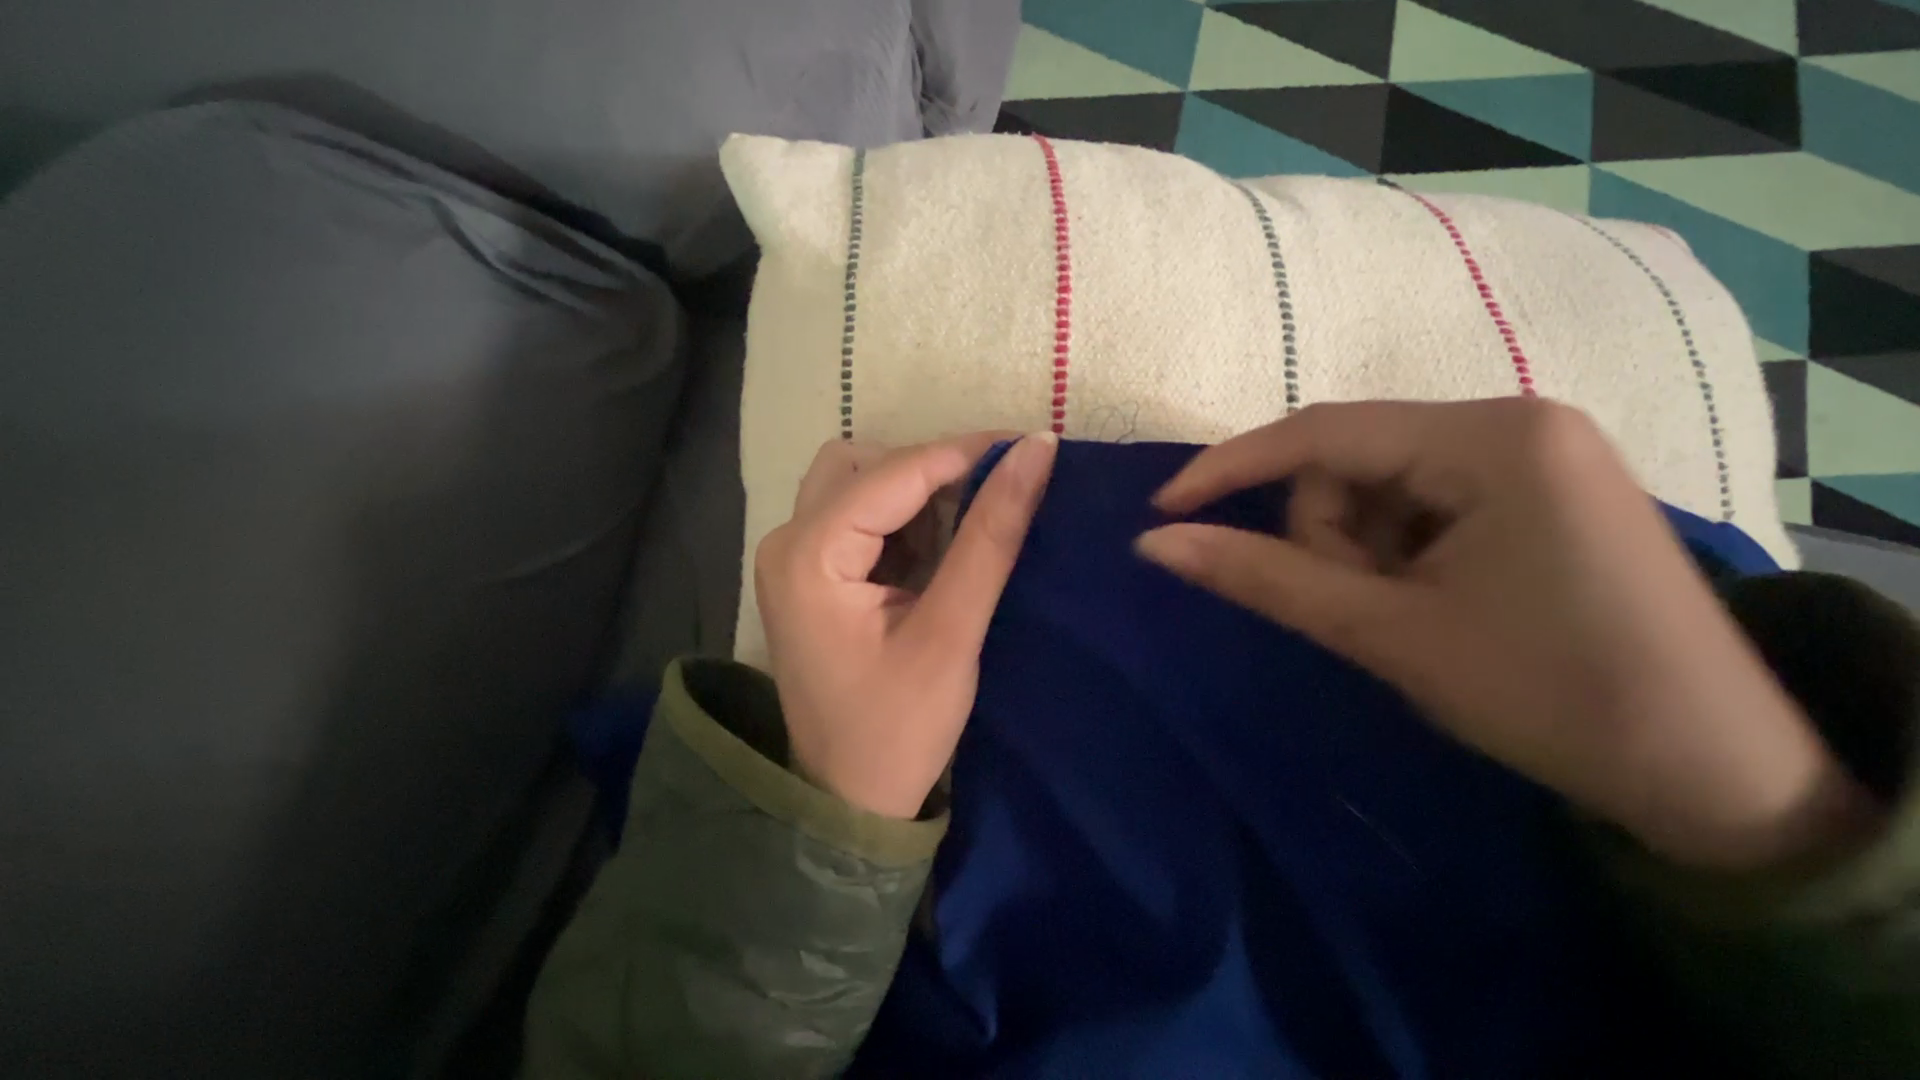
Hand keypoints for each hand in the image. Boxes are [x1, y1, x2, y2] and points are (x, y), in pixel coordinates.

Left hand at [756, 432, 1056, 818]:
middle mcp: (787, 543)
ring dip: (914, 494)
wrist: (849, 802)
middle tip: (993, 500)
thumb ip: (990, 536)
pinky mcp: (807, 576)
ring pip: (856, 484)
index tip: (1032, 446)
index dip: (966, 452)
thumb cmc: (900, 729)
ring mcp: (791, 559)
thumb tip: (1035, 451)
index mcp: (809, 556)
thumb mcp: (952, 632)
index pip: (894, 473)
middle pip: (861, 464)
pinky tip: (937, 553)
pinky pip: (854, 518)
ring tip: (967, 532)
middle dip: (931, 472)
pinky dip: (900, 520)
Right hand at [1139, 399, 1874, 869]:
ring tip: (1407, 616)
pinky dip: (1402, 549)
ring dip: (1364, 548)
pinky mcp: (1543, 490)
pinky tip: (1436, 601)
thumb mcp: (1388, 631)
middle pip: (1354, 458)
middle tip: (1365, 610)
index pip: (1323, 431)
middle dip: (1330, 534)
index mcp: (1493, 437)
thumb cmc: (1546, 695)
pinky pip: (1428, 499)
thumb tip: (1153, 544)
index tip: (1162, 512)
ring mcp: (1537, 453)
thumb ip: (1264, 577)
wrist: (1714, 773)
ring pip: (1386, 482)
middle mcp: (1518, 420)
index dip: (1232, 468)